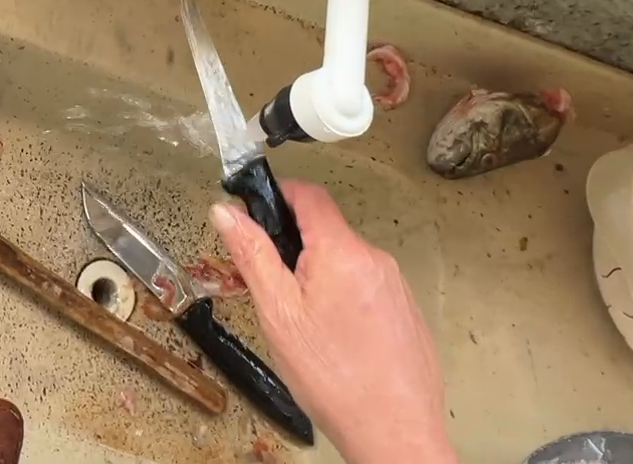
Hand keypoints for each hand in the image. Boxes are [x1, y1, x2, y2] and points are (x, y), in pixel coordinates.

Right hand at [210, 181, 454, 463]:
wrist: (396, 438)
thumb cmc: (333, 377)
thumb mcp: (277, 312)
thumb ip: (251, 254)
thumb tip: (225, 211)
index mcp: (341, 251)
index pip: (309, 194)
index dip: (279, 193)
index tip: (258, 210)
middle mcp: (375, 260)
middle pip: (325, 231)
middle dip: (294, 246)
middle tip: (271, 283)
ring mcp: (396, 286)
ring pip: (345, 261)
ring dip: (319, 274)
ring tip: (302, 319)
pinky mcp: (407, 312)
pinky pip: (366, 286)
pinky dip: (344, 297)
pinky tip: (334, 336)